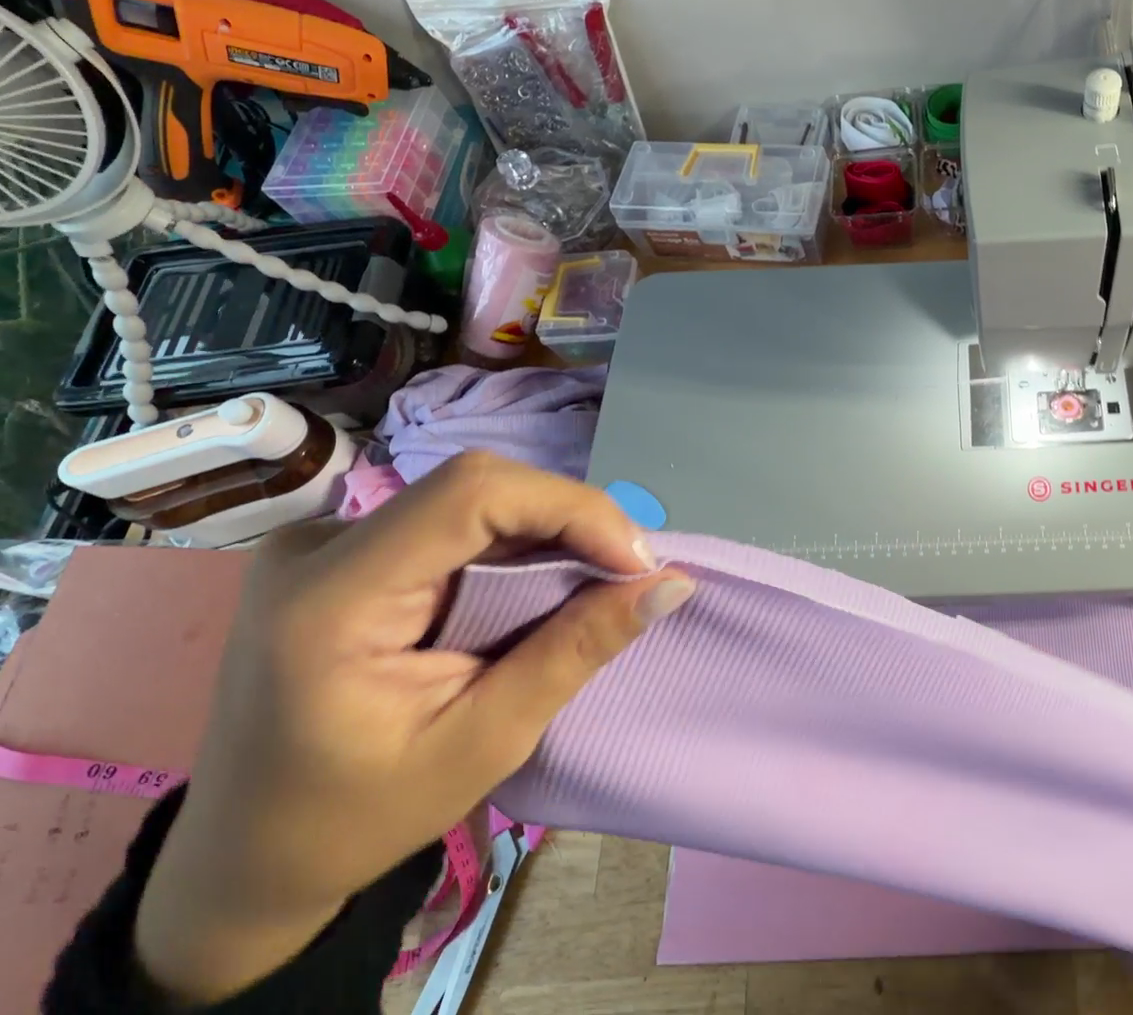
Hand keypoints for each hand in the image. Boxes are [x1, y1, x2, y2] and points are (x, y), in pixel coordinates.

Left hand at [134, 453, 694, 1002]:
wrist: (248, 853)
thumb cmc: (362, 814)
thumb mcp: (486, 742)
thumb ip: (575, 652)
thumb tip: (672, 583)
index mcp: (332, 596)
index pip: (472, 494)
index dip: (573, 510)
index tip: (638, 568)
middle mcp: (319, 546)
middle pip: (479, 490)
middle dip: (573, 525)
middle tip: (632, 582)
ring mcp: (326, 544)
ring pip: (474, 503)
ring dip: (551, 538)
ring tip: (599, 591)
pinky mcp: (346, 554)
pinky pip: (455, 526)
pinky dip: (517, 552)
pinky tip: (543, 594)